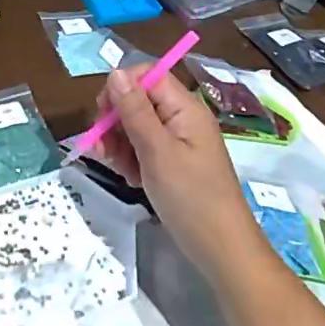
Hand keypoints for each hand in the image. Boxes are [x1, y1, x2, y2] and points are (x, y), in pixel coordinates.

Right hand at [93, 69, 266, 272]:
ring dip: (118, 141)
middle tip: (100, 146)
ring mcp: (178, 143)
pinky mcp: (173, 164)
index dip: (122, 86)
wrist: (223, 253)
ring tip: (112, 166)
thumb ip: (134, 110)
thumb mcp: (157, 152)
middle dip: (115, 118)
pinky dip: (130, 159)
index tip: (103, 112)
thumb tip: (115, 72)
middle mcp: (181, 119)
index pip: (147, 75)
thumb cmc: (191, 198)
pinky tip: (128, 178)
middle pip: (139, 100)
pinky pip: (144, 149)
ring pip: (137, 126)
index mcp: (184, 107)